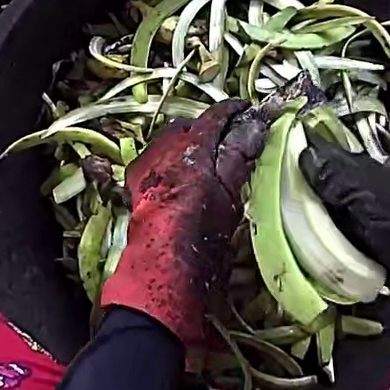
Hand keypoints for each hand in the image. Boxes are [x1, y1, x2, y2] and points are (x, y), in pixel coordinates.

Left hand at [100, 100, 268, 351]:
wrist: (161, 279)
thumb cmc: (202, 240)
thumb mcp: (230, 197)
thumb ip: (239, 156)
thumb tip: (255, 124)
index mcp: (190, 149)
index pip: (214, 117)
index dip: (232, 111)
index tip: (247, 109)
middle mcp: (162, 151)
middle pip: (188, 126)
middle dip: (209, 127)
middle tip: (231, 137)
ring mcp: (144, 168)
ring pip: (169, 142)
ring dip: (188, 143)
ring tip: (207, 157)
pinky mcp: (134, 187)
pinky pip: (154, 161)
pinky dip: (170, 160)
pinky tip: (180, 176)